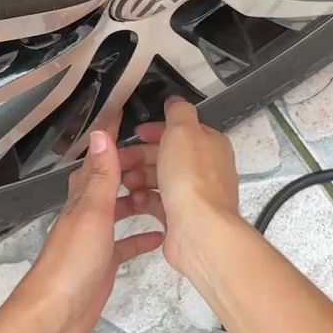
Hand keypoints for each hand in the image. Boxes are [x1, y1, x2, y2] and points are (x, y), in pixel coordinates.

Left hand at [3, 125, 164, 332]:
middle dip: (132, 165)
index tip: (123, 110)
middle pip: (111, 180)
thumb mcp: (92, 213)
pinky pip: (125, 243)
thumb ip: (101, 177)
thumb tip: (101, 133)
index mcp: (83, 197)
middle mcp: (87, 212)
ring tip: (167, 191)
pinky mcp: (104, 262)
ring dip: (139, 198)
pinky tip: (160, 236)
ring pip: (120, 209)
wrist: (55, 315)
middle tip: (162, 156)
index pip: (99, 157)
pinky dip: (141, 237)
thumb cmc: (72, 262)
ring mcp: (95, 238)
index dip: (109, 134)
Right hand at [119, 97, 243, 281]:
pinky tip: (135, 200)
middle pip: (168, 155)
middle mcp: (206, 170)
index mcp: (210, 145)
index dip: (157, 130)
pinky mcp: (181, 217)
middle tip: (122, 160)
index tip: (137, 133)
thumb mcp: (183, 131)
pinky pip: (158, 203)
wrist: (199, 230)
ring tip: (127, 182)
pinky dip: (144, 199)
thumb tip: (176, 101)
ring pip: (161, 179)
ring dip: (140, 177)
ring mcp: (194, 195)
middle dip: (142, 155)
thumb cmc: (192, 179)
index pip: (181, 131)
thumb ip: (179, 112)